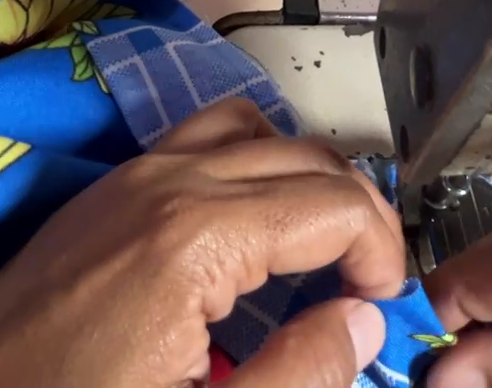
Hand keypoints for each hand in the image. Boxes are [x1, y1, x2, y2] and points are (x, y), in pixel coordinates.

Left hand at [0, 98, 405, 386]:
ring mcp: (132, 172)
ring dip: (303, 172)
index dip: (380, 248)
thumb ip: (298, 377)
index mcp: (198, 237)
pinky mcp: (106, 188)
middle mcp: (169, 178)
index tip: (385, 304)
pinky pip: (202, 137)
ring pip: (255, 128)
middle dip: (355, 209)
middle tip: (368, 279)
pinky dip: (250, 157)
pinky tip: (249, 216)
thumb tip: (361, 321)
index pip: (332, 204)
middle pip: (304, 156)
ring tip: (319, 237)